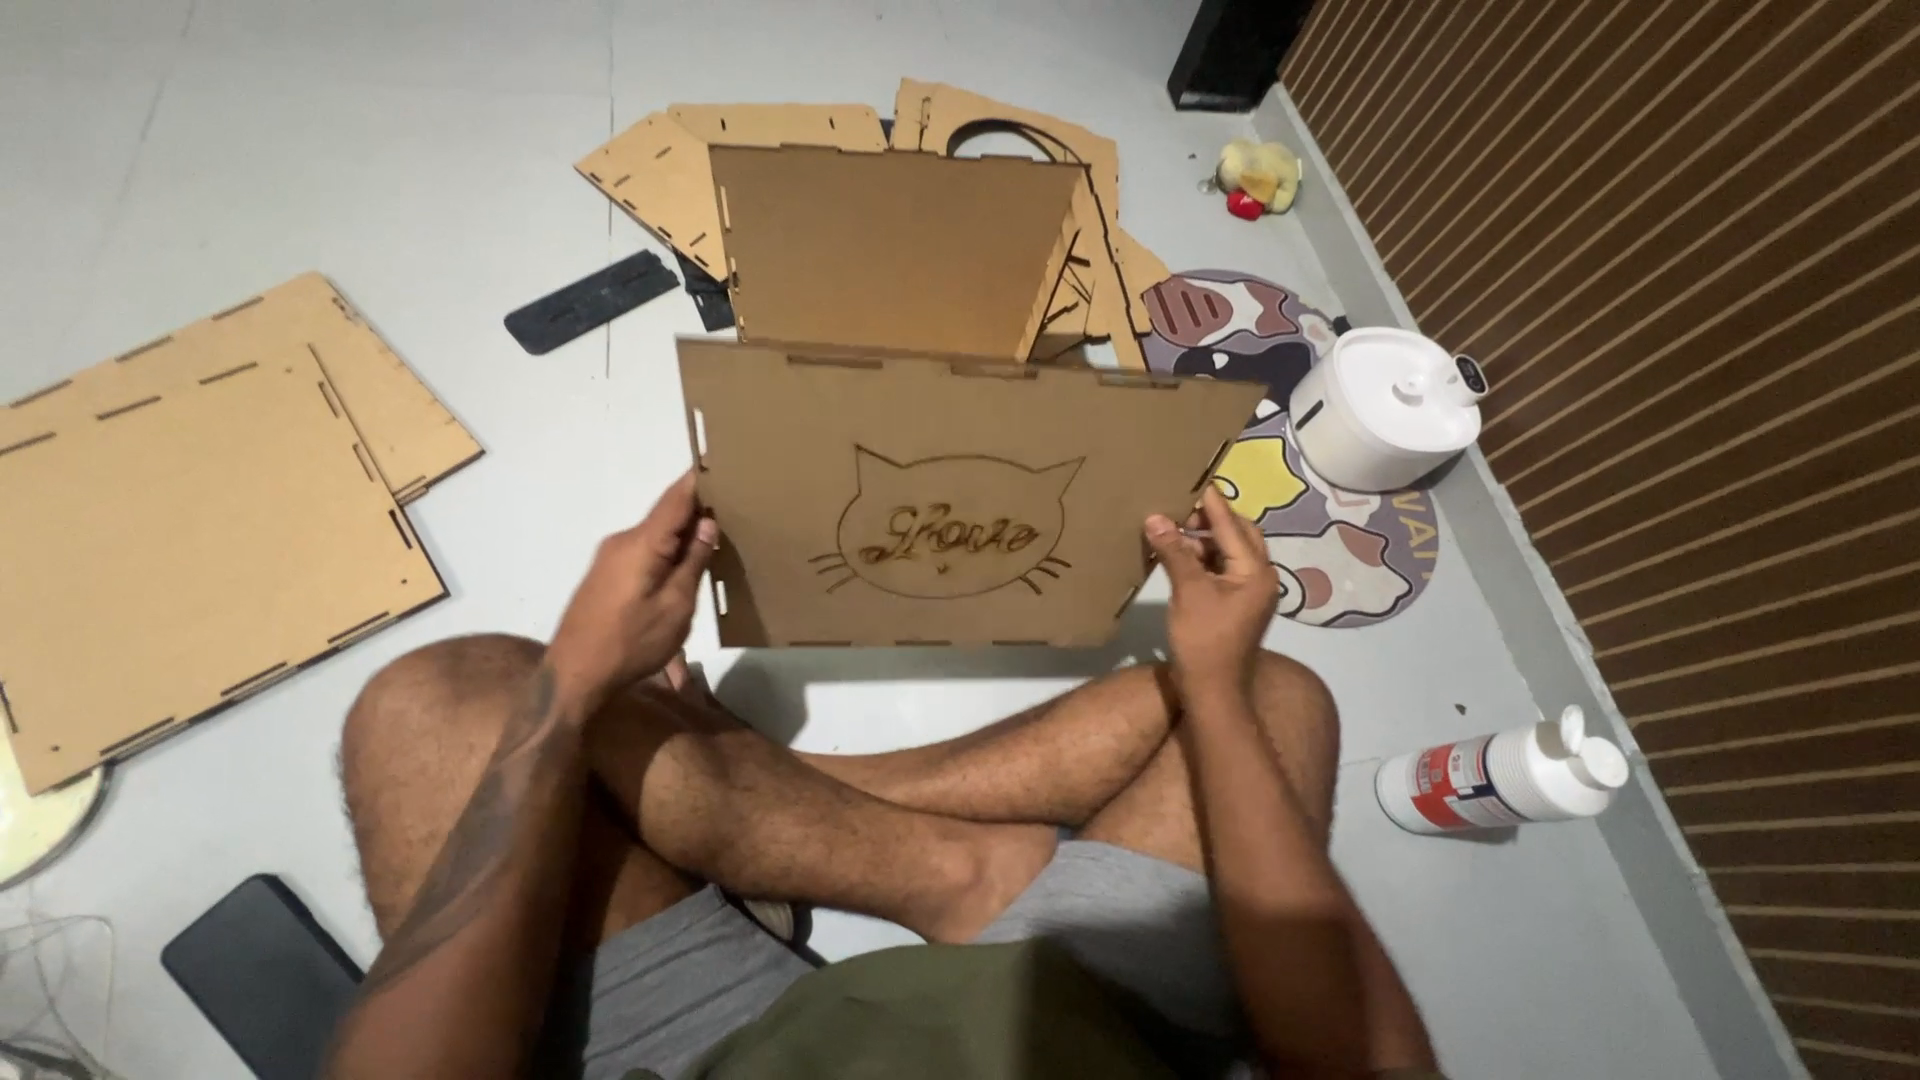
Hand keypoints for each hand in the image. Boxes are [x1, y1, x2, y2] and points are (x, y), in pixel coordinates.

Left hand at [548, 471, 717, 701]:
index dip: (698, 479)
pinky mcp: (606, 574)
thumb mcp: (676, 606)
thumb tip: (707, 524)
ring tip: (718, 537)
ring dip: (684, 533)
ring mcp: (611, 557)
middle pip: (667, 514)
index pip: (676, 498)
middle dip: (699, 508)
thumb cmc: (631, 643)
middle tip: (735, 505)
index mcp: (642, 543)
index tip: (720, 461)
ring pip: (657, 534)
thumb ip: (693, 562)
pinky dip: (669, 549)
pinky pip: (645, 550)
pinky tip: (687, 564)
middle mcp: (623, 541)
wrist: (574, 675)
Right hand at [1144, 484, 1278, 696]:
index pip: (1233, 526)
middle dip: (1211, 520)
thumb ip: (1174, 552)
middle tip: (1180, 509)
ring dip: (1204, 540)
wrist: (1213, 690)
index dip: (1211, 504)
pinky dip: (1203, 558)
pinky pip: (1223, 568)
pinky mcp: (1237, 603)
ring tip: (1174, 529)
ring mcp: (1250, 592)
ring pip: (1230, 552)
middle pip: (1239, 535)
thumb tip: (1155, 517)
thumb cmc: (1204, 641)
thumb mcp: (1187, 592)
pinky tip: (1178, 555)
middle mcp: (1260, 577)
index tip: (1193, 481)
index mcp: (1256, 571)